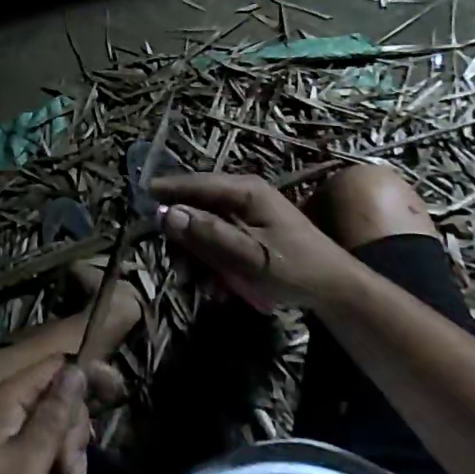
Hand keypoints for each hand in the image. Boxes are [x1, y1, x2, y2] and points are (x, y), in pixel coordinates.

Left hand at [0, 356, 118, 473]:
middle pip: (67, 405)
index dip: (87, 377)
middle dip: (74, 442)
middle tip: (64, 471)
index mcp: (11, 400)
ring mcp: (21, 444)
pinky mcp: (26, 472)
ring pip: (66, 440)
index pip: (58, 366)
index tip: (116, 395)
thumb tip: (77, 369)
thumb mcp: (28, 462)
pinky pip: (57, 467)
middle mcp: (16, 415)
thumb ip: (54, 414)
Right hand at [151, 173, 360, 307]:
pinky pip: (220, 242)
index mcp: (245, 191)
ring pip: (206, 228)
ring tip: (203, 285)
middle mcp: (244, 195)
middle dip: (185, 238)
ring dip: (200, 257)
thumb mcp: (249, 255)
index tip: (139, 197)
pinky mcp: (250, 233)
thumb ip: (208, 235)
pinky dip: (215, 263)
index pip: (196, 183)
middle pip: (198, 207)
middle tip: (179, 266)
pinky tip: (220, 288)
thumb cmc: (294, 269)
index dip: (168, 190)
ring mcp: (248, 214)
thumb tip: (167, 214)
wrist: (335, 290)